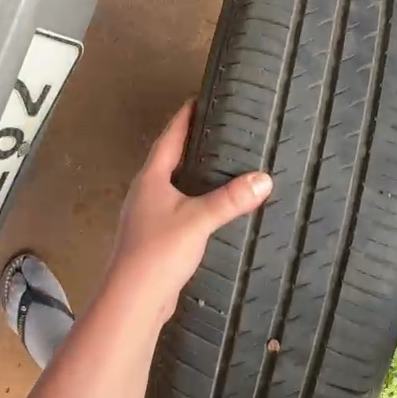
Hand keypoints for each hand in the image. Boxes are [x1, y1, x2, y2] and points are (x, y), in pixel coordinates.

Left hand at [101, 101, 271, 320]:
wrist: (133, 299)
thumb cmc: (158, 251)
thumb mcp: (198, 220)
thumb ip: (230, 199)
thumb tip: (264, 179)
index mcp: (150, 179)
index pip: (169, 137)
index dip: (185, 117)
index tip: (199, 99)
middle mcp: (144, 193)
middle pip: (168, 159)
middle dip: (190, 144)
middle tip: (218, 130)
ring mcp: (146, 216)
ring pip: (171, 186)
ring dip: (191, 175)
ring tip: (219, 166)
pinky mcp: (153, 239)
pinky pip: (176, 210)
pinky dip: (193, 202)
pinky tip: (210, 210)